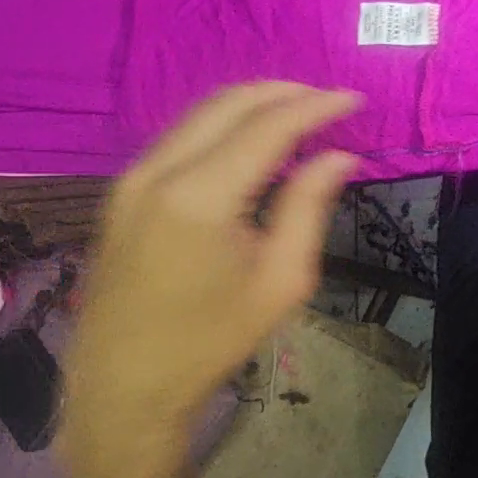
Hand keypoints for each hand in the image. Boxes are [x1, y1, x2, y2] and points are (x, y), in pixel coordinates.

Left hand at [67, 83, 361, 425]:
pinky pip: (182, 135)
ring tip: (299, 113)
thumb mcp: (280, 280)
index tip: (354, 100)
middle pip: (229, 102)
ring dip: (253, 104)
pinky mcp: (123, 190)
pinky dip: (224, 124)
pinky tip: (253, 140)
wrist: (123, 384)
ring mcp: (132, 177)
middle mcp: (159, 171)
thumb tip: (339, 156)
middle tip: (329, 102)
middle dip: (285, 93)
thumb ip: (308, 207)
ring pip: (201, 112)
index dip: (316, 106)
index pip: (268, 126)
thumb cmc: (211, 341)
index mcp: (200, 197)